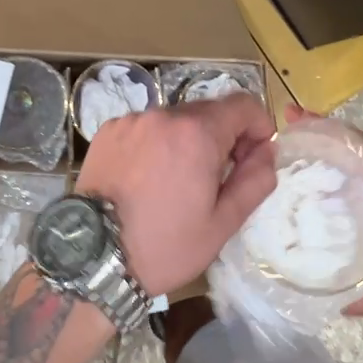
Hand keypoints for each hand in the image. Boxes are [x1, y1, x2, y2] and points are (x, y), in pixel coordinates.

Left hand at [75, 93, 277, 295]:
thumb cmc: (165, 246)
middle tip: (217, 178)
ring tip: (177, 182)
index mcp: (197, 133)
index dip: (257, 126)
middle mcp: (163, 115)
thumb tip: (267, 150)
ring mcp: (132, 121)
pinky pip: (146, 128)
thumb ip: (255, 180)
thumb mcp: (223, 223)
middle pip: (208, 111)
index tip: (254, 156)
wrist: (94, 258)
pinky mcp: (108, 131)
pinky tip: (147, 179)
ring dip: (187, 141)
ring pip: (175, 120)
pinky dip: (156, 144)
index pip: (243, 105)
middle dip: (222, 137)